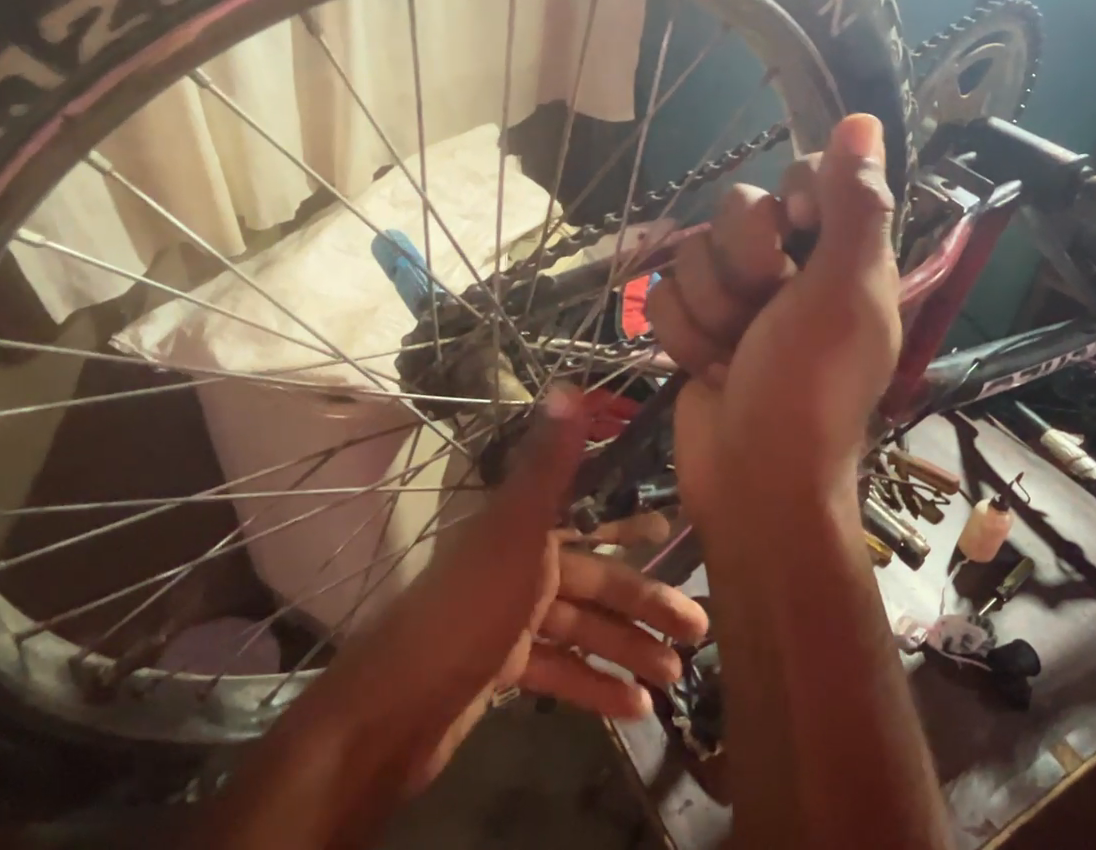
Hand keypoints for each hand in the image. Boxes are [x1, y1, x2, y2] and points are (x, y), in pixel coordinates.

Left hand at [317, 387, 708, 790]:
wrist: (396, 708)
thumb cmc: (469, 613)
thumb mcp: (516, 533)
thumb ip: (548, 466)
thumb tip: (569, 386)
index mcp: (519, 532)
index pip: (588, 522)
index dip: (631, 529)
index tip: (674, 535)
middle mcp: (514, 570)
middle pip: (592, 583)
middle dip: (644, 605)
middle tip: (699, 630)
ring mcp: (506, 623)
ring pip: (580, 631)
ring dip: (627, 650)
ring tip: (675, 677)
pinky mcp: (500, 671)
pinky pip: (559, 671)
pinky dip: (593, 686)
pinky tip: (634, 708)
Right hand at [647, 114, 900, 513]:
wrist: (752, 476)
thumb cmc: (809, 387)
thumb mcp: (845, 292)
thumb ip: (855, 205)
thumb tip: (862, 117)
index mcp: (840, 254)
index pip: (805, 175)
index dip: (791, 199)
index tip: (797, 235)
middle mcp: (789, 268)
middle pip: (737, 210)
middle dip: (742, 270)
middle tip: (764, 314)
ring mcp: (736, 300)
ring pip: (692, 255)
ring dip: (710, 314)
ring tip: (735, 357)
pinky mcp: (694, 328)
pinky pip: (664, 296)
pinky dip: (684, 339)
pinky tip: (709, 372)